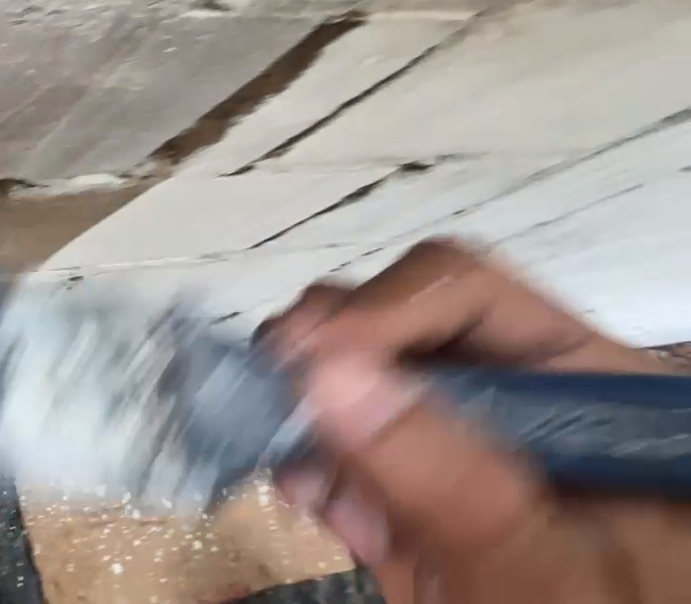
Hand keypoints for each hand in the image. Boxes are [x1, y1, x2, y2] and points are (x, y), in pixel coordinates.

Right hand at [259, 239, 690, 603]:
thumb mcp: (545, 574)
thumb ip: (449, 477)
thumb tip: (323, 371)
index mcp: (587, 389)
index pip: (464, 291)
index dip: (376, 309)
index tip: (308, 358)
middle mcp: (511, 388)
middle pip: (385, 316)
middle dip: (324, 362)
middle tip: (278, 399)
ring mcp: (447, 425)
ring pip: (338, 363)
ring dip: (304, 416)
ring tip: (313, 486)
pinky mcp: (398, 463)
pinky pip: (321, 423)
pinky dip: (298, 455)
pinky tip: (314, 501)